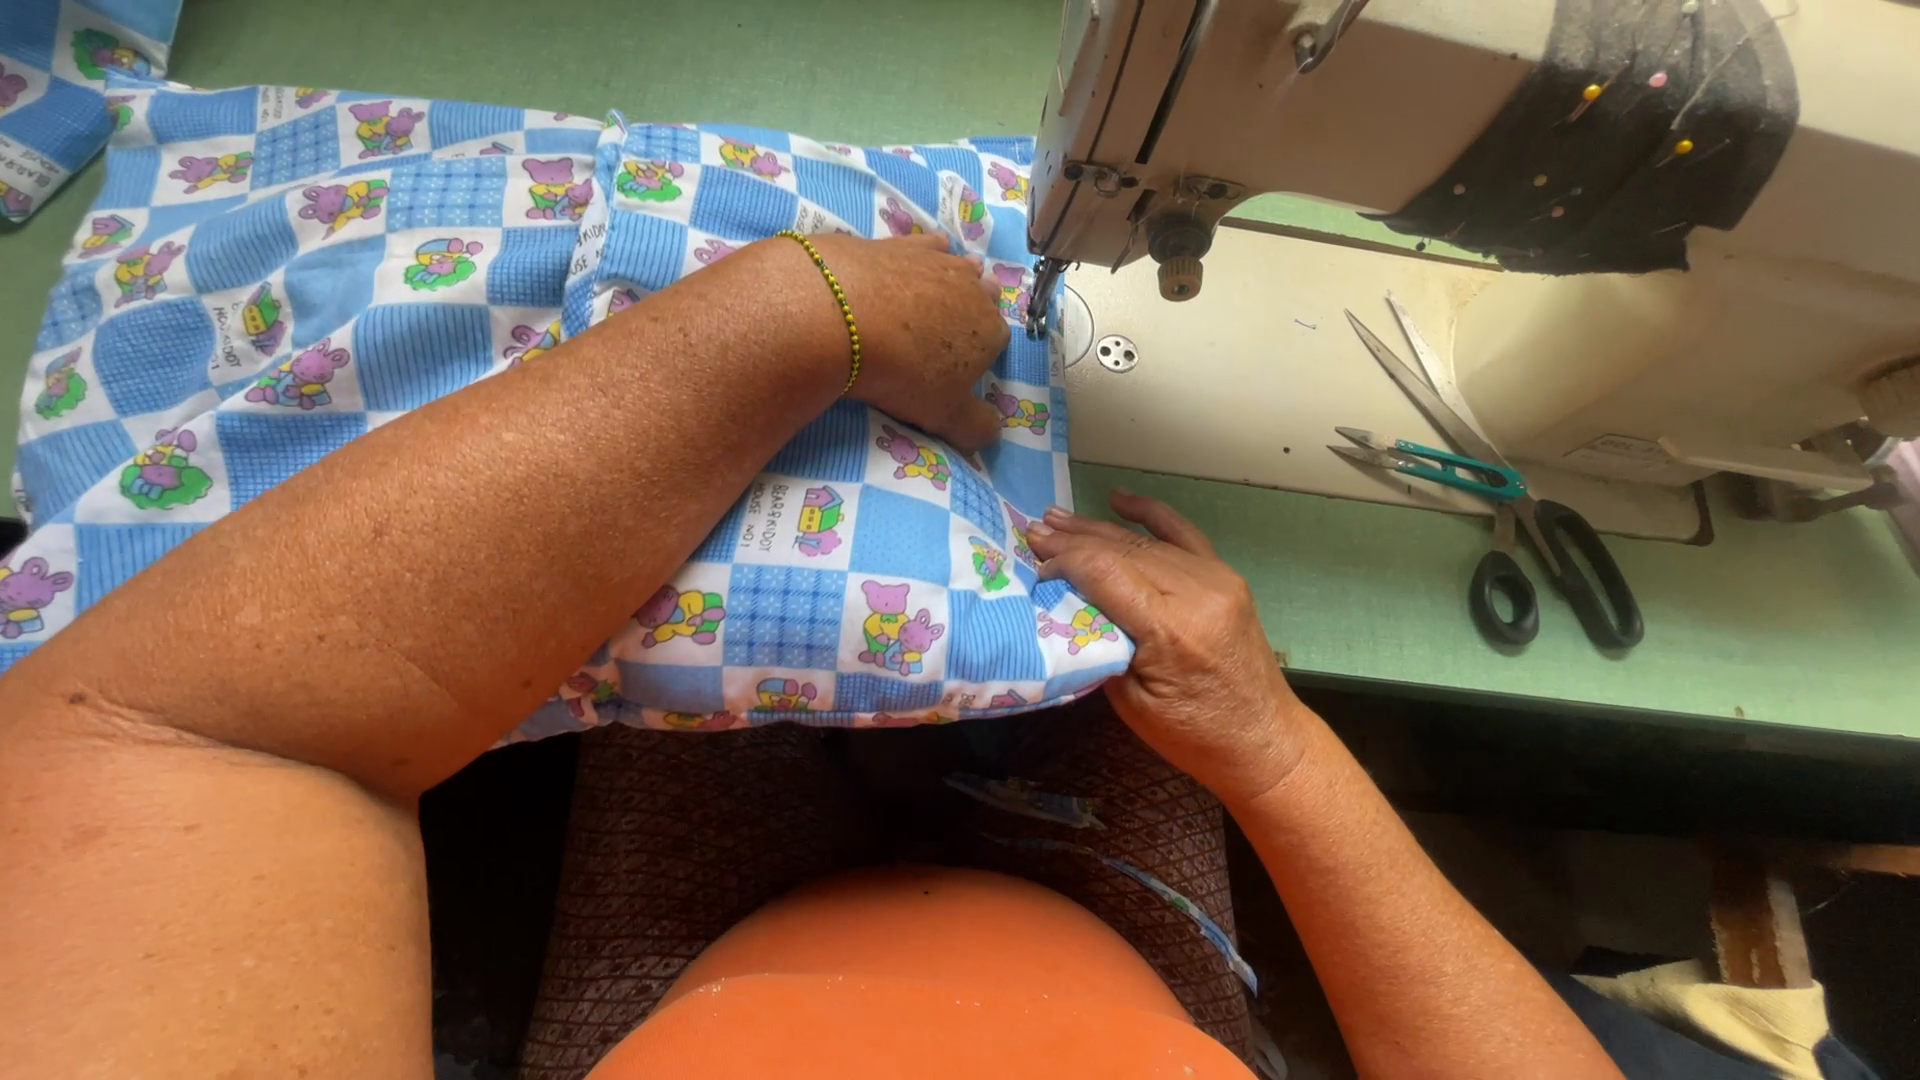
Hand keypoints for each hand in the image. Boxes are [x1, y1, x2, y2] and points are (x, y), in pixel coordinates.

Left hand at [775, 232, 1009, 450]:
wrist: (841, 315)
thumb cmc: (903, 372)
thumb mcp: (944, 415)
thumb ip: (975, 428)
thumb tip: (991, 433)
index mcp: (991, 331)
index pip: (998, 343)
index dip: (980, 358)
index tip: (956, 371)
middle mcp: (973, 289)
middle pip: (985, 298)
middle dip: (973, 313)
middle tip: (943, 337)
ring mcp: (937, 260)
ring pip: (960, 267)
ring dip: (954, 281)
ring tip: (930, 301)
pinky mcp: (899, 242)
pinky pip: (924, 244)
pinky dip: (923, 254)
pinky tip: (907, 266)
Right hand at [1024, 489, 1312, 807]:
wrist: (1263, 740)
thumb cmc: (1192, 735)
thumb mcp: (1131, 702)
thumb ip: (1100, 647)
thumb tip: (1065, 608)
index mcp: (1171, 628)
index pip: (1105, 572)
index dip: (1065, 561)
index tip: (1034, 564)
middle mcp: (1197, 592)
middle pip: (1122, 549)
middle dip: (1073, 540)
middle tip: (1033, 532)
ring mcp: (1216, 578)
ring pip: (1145, 540)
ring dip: (1097, 528)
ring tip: (1056, 518)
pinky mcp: (1225, 577)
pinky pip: (1183, 533)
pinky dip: (1149, 512)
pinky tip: (1119, 498)